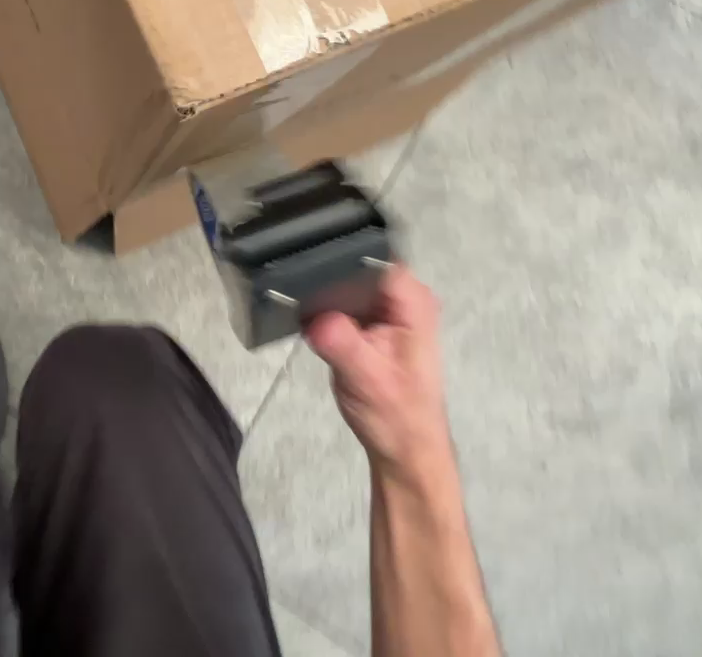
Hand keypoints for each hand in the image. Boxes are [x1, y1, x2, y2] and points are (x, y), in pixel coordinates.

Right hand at [305, 268, 451, 478]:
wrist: (404, 451)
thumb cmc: (395, 415)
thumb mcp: (366, 378)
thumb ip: (341, 342)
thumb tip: (314, 316)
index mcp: (412, 300)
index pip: (373, 254)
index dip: (340, 250)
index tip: (305, 252)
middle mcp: (402, 295)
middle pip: (356, 261)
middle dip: (325, 267)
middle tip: (289, 275)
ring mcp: (385, 307)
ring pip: (345, 278)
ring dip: (321, 285)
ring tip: (291, 288)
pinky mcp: (369, 321)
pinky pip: (341, 298)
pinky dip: (323, 303)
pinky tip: (304, 307)